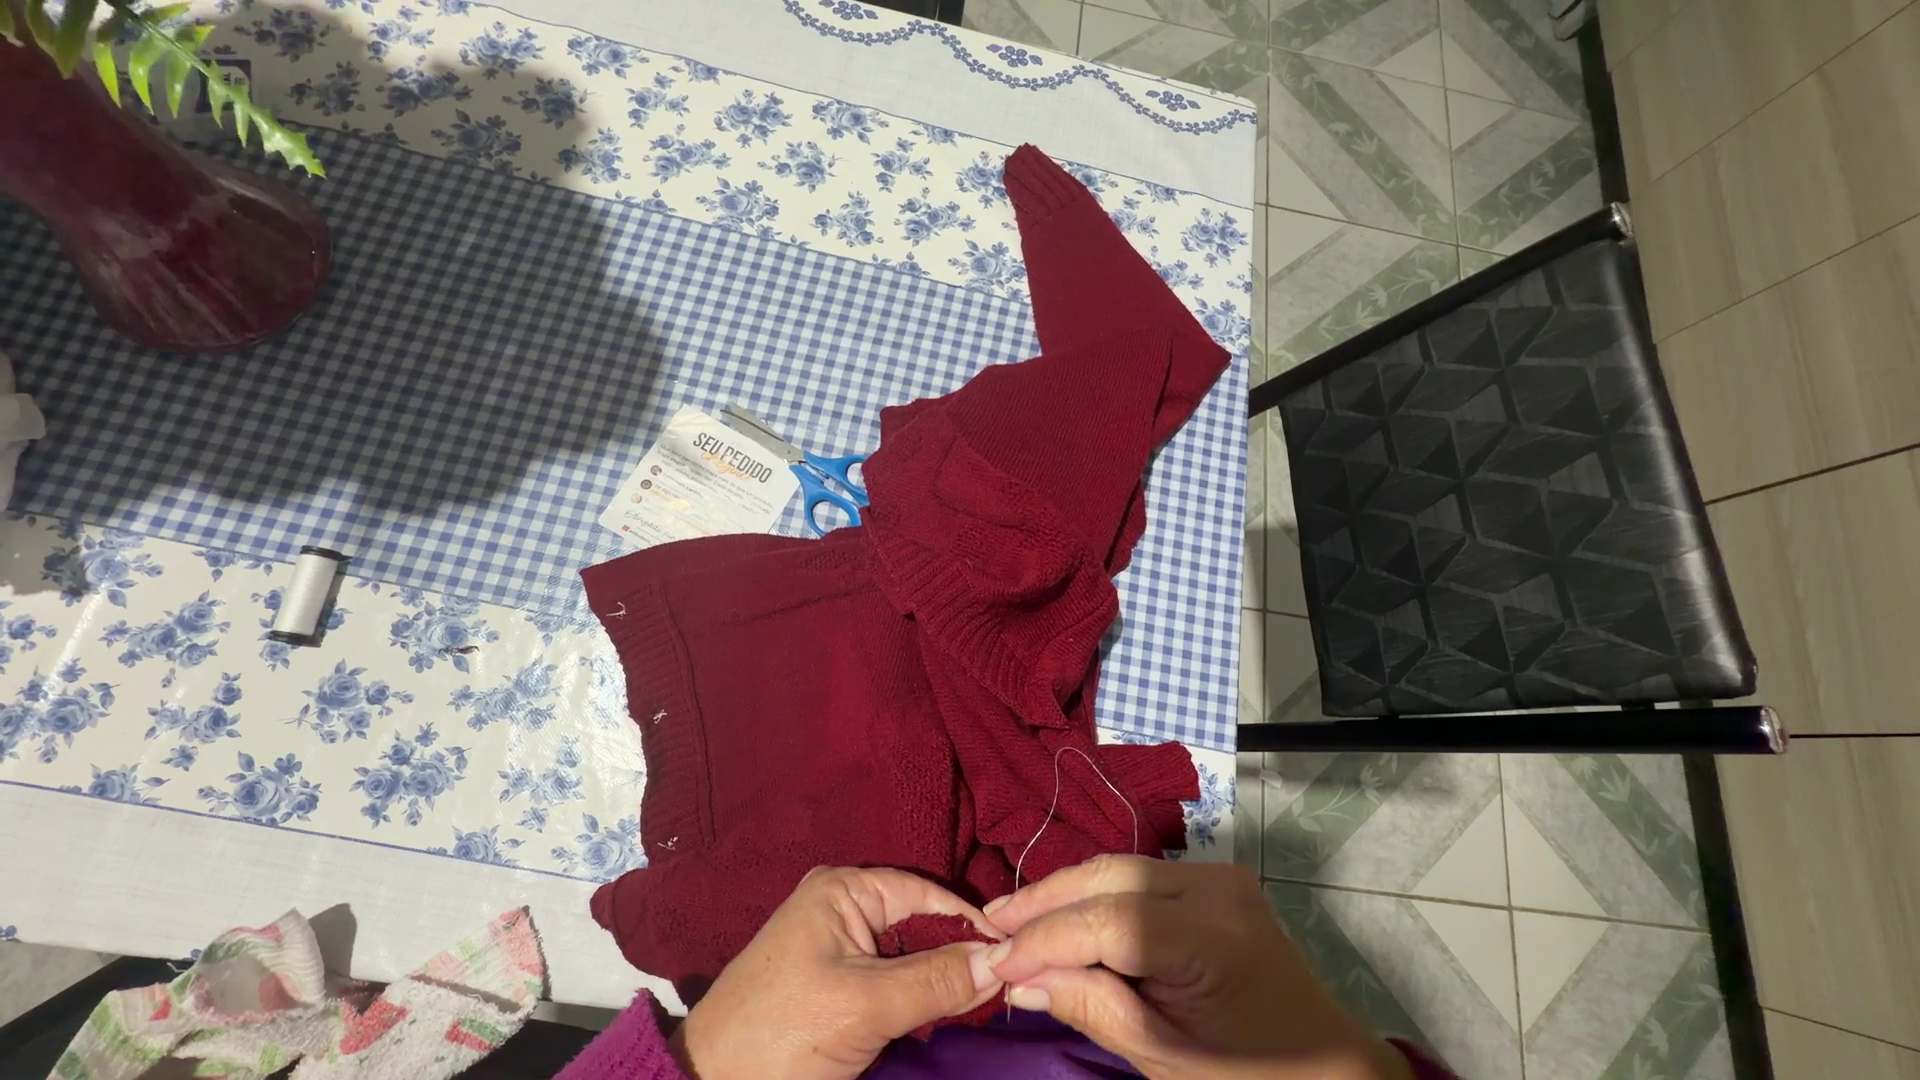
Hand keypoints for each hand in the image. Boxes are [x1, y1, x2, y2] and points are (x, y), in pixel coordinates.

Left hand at [671, 866, 1004, 1079]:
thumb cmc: (784, 1034)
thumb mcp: (865, 1007)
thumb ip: (936, 981)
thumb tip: (1003, 960)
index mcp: (844, 889)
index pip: (926, 894)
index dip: (972, 923)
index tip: (1018, 954)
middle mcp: (843, 902)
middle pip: (920, 920)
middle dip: (959, 951)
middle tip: (1005, 983)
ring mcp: (837, 940)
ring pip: (909, 949)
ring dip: (941, 975)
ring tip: (983, 999)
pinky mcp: (835, 976)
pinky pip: (891, 972)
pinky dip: (917, 991)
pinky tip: (944, 1011)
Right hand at [983, 854, 1412, 1079]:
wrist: (1328, 1067)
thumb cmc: (1247, 1078)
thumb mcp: (1163, 1057)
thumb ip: (1089, 1006)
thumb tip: (1018, 979)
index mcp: (1211, 939)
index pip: (1105, 922)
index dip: (1043, 939)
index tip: (994, 960)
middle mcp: (1213, 888)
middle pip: (1107, 878)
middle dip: (1044, 900)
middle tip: (990, 922)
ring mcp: (1216, 875)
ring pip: (1117, 868)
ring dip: (1064, 892)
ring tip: (1012, 917)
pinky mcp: (1212, 878)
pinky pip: (1137, 876)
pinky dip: (1094, 893)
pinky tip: (1061, 910)